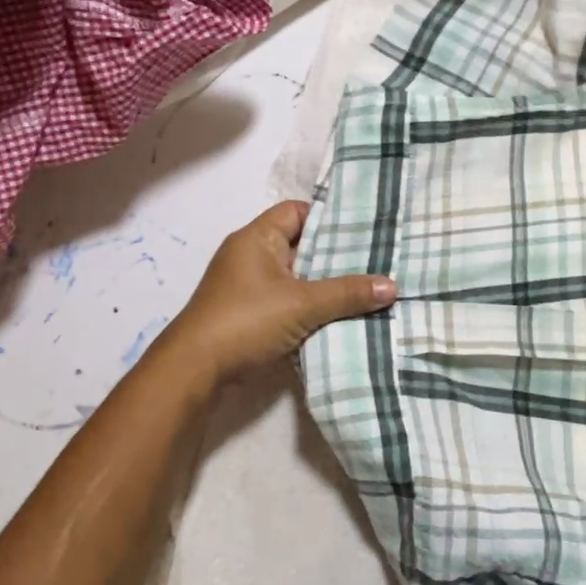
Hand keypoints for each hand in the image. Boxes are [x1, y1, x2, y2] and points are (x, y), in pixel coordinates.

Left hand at [165, 201, 394, 383]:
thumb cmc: (245, 321)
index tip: (364, 228)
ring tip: (365, 287)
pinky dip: (309, 307)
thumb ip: (347, 293)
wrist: (194, 372)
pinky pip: (287, 301)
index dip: (328, 218)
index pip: (297, 212)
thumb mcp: (303, 304)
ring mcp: (246, 287)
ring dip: (324, 286)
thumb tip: (392, 286)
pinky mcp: (247, 315)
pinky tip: (339, 316)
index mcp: (256, 239)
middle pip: (300, 245)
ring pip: (295, 277)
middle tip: (375, 259)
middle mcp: (249, 256)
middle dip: (334, 255)